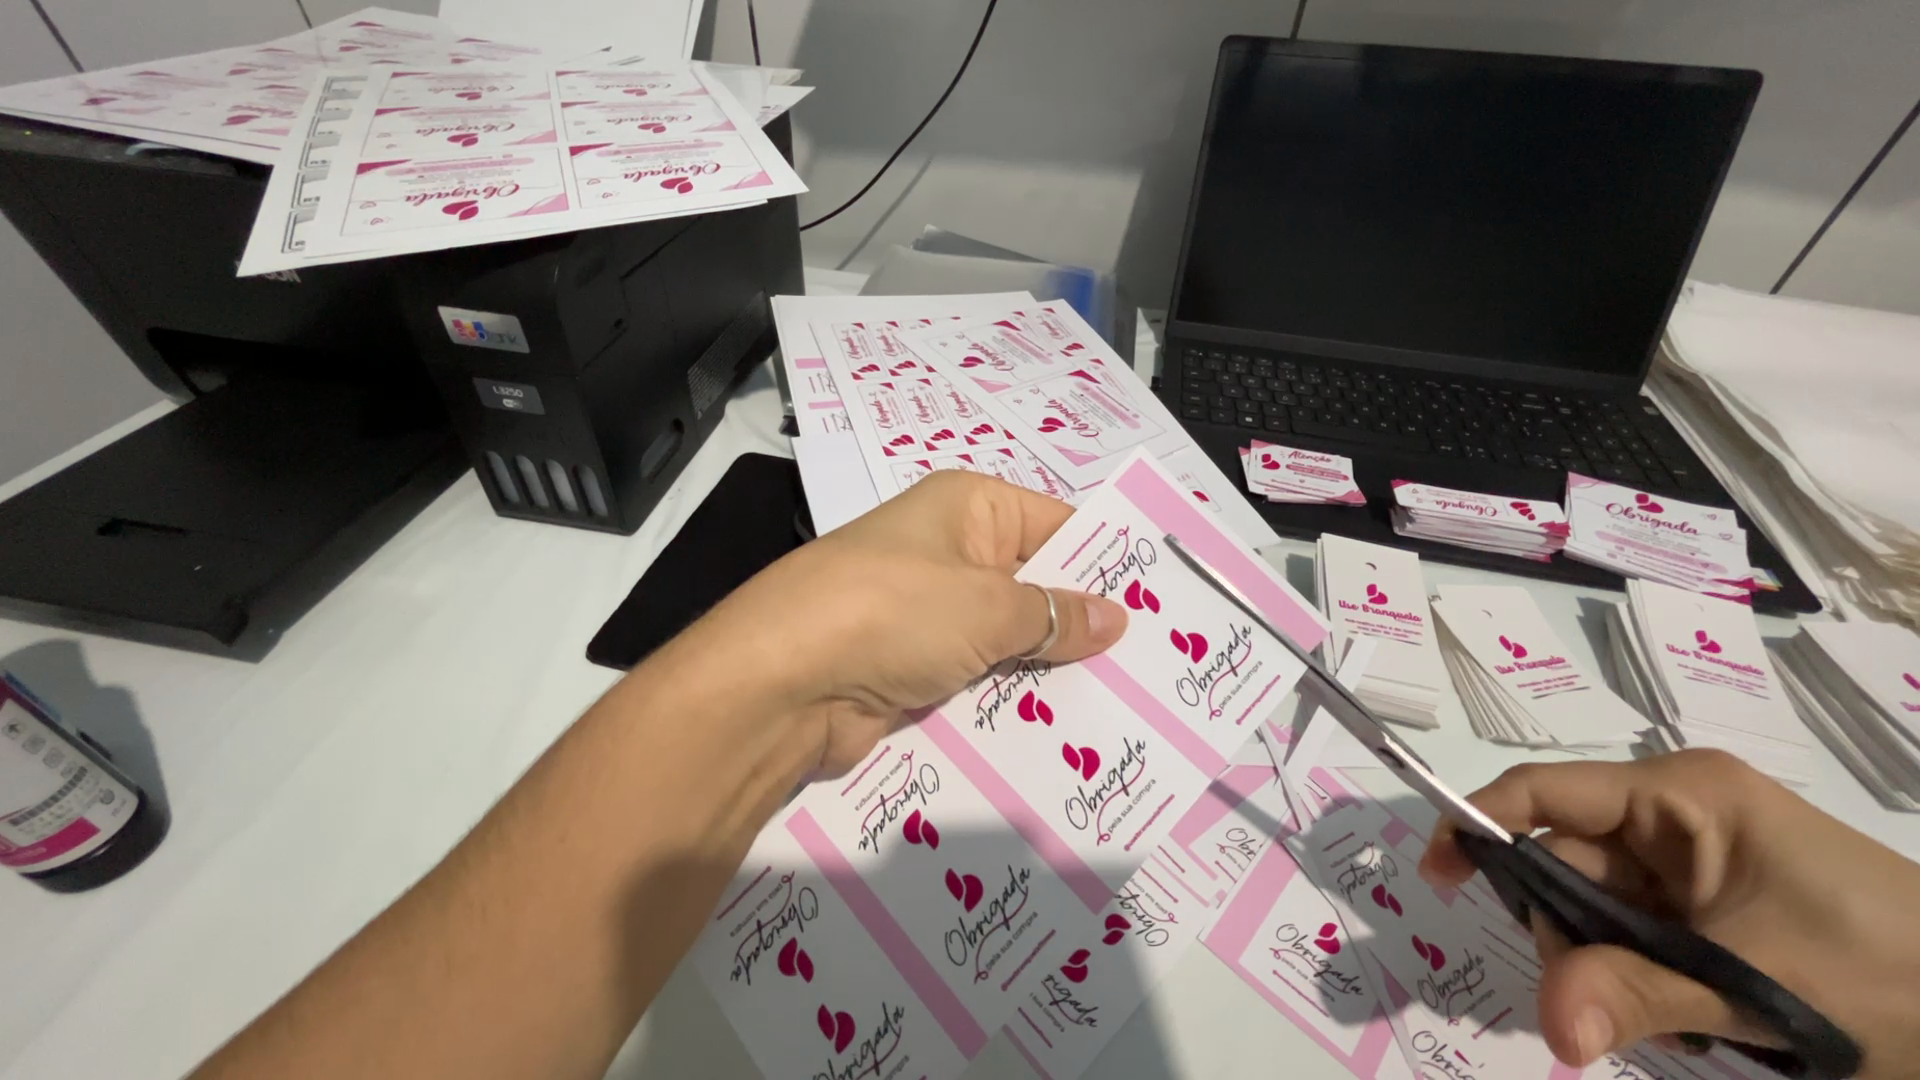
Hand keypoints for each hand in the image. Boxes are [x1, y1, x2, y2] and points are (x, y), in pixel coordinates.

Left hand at [676, 471, 1126, 775]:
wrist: (783, 684)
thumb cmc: (895, 612)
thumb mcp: (989, 607)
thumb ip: (1056, 615)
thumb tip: (1116, 618)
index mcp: (968, 507)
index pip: (1057, 525)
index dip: (1106, 563)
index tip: (1161, 605)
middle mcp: (949, 552)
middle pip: (1034, 585)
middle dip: (1083, 624)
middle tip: (1156, 665)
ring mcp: (928, 612)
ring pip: (1008, 639)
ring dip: (1047, 670)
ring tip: (1126, 704)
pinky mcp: (913, 667)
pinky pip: (978, 678)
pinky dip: (1010, 700)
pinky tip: (1061, 732)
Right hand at [1418, 749, 1919, 1076]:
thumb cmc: (1905, 976)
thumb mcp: (1766, 985)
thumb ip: (1642, 993)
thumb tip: (1549, 1031)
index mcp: (1678, 795)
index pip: (1543, 791)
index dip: (1479, 823)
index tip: (1439, 878)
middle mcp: (1671, 813)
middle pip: (1563, 858)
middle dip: (1565, 931)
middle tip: (1588, 1004)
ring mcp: (1689, 857)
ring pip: (1594, 901)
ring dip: (1605, 962)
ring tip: (1668, 1023)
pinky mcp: (1706, 899)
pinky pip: (1633, 927)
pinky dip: (1636, 972)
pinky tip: (1682, 1014)